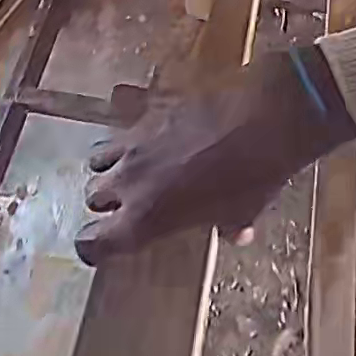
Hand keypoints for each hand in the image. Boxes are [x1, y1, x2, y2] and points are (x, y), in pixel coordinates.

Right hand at [75, 49, 353, 264]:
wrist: (262, 118)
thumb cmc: (254, 176)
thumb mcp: (242, 212)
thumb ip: (228, 226)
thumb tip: (235, 233)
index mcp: (146, 218)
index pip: (93, 242)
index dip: (93, 246)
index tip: (100, 246)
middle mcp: (129, 180)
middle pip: (94, 194)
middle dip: (108, 200)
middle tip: (130, 200)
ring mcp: (135, 140)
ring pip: (99, 157)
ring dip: (112, 164)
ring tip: (135, 164)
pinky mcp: (147, 108)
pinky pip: (126, 121)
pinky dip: (134, 130)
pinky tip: (153, 129)